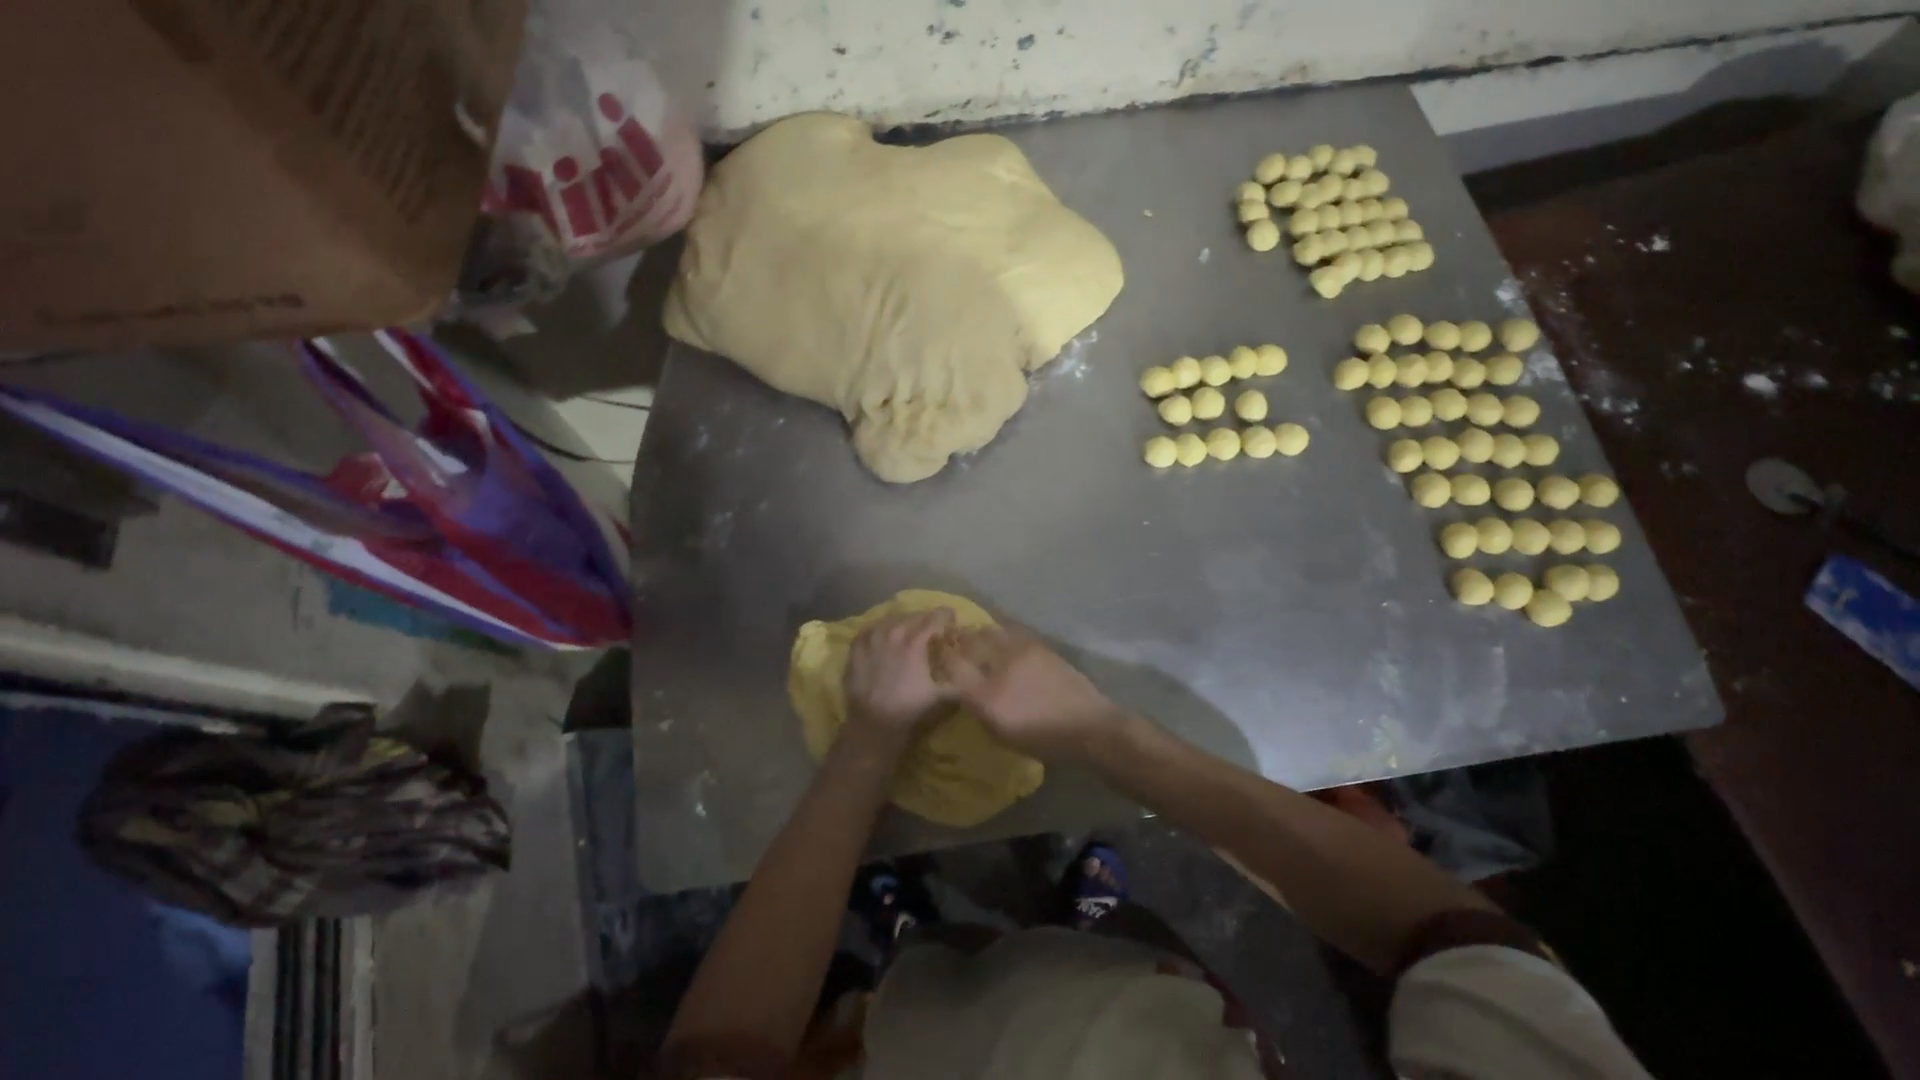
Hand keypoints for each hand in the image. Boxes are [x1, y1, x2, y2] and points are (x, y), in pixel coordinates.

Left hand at [842, 608, 957, 750]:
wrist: (874, 726)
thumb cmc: (911, 711)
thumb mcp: (945, 699)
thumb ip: (961, 682)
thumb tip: (975, 674)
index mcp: (915, 642)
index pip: (935, 618)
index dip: (947, 615)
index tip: (953, 618)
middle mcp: (892, 634)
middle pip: (912, 616)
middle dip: (925, 619)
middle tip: (932, 628)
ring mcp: (871, 640)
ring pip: (889, 620)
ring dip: (902, 623)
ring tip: (908, 630)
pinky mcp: (855, 650)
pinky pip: (868, 631)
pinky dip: (879, 630)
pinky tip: (882, 636)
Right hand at [936, 626, 1123, 760]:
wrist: (1089, 728)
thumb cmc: (1043, 740)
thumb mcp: (1000, 734)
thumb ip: (977, 708)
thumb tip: (962, 689)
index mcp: (986, 695)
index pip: (953, 664)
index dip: (942, 657)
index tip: (937, 656)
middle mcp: (1000, 666)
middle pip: (970, 641)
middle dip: (959, 640)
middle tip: (953, 643)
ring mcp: (1022, 652)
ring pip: (991, 632)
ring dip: (980, 634)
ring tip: (977, 639)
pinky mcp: (1040, 646)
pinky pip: (1012, 633)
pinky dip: (1001, 633)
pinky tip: (1001, 640)